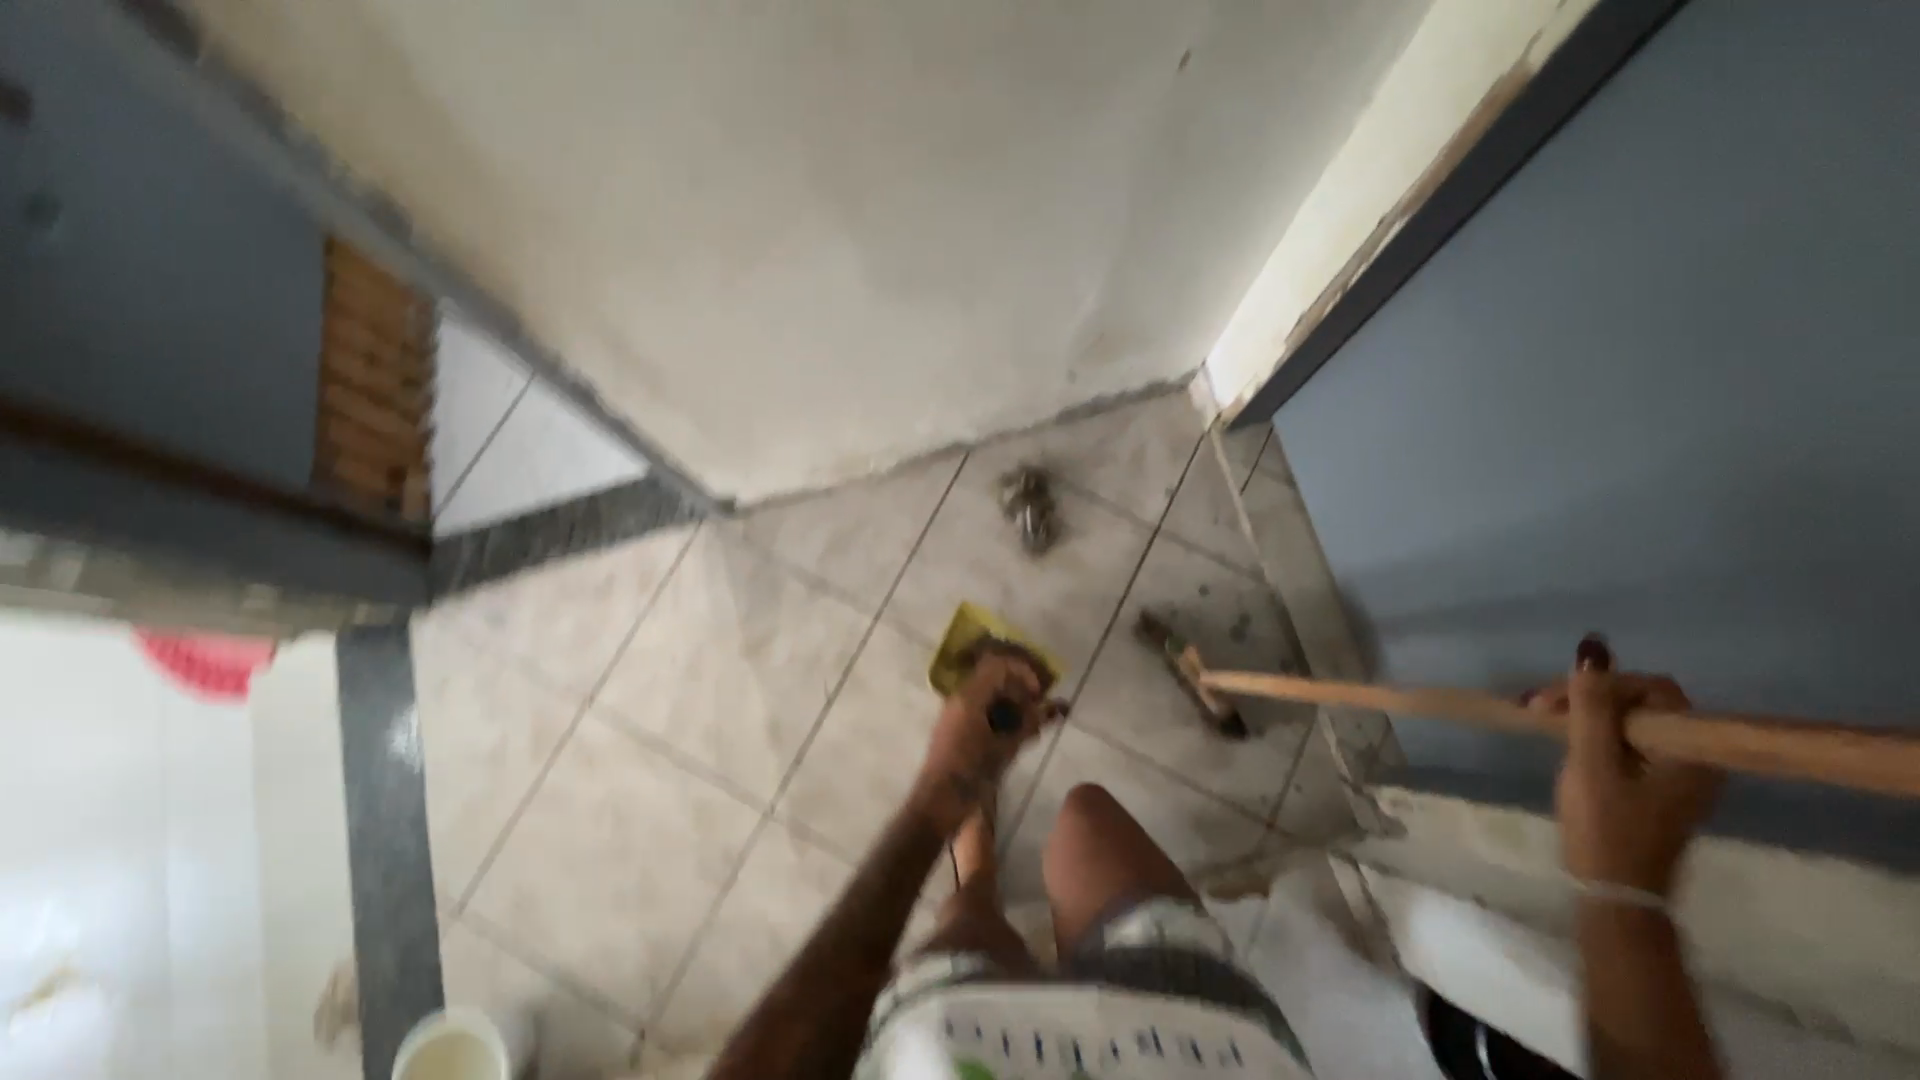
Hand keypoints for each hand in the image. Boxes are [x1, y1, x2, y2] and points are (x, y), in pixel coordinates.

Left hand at [911, 648, 1060, 834]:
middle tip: (1036, 710)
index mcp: (969, 697)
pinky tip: (1012, 736)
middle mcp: (959, 698)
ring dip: (1010, 703)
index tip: (1038, 694)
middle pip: (993, 677)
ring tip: (1028, 726)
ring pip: (987, 693)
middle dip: (1019, 689)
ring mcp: (954, 711)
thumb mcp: (1006, 749)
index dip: (1023, 673)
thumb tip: (1057, 706)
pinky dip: (998, 714)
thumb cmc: (971, 775)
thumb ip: (1031, 724)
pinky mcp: (954, 726)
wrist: (937, 803)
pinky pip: (979, 707)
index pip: (999, 665)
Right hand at [1529, 638, 1721, 896]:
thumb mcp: (1592, 761)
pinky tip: (1568, 744)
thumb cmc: (1605, 825)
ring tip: (1545, 723)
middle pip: (1642, 703)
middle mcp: (1697, 756)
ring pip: (1632, 723)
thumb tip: (1593, 647)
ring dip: (1587, 717)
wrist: (1614, 892)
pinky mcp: (1661, 787)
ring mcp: (1681, 774)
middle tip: (1540, 710)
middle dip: (1589, 700)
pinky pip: (1631, 744)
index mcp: (1691, 749)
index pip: (1652, 689)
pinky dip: (1597, 737)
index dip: (1602, 685)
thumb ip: (1592, 704)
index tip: (1553, 702)